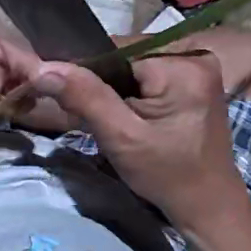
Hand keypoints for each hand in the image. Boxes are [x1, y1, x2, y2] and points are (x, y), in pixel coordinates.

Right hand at [33, 53, 250, 228]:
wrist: (207, 202)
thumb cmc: (167, 174)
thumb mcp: (122, 138)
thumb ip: (85, 98)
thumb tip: (42, 67)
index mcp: (183, 63)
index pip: (117, 49)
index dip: (87, 70)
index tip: (67, 96)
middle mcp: (196, 53)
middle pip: (128, 53)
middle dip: (103, 79)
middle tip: (84, 111)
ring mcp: (200, 64)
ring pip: (137, 62)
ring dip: (117, 84)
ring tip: (107, 114)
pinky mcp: (197, 77)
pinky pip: (153, 71)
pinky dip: (135, 88)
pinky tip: (127, 111)